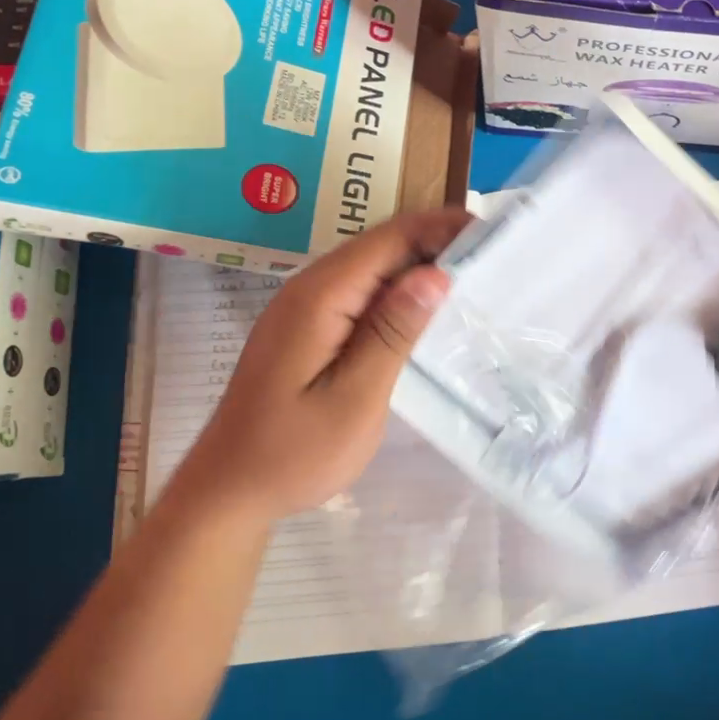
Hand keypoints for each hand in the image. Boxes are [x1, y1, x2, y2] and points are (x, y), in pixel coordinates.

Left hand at [203, 207, 471, 518]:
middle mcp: (308, 289)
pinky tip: (423, 311)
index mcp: (320, 297)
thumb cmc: (294, 453)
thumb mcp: (355, 398)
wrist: (227, 492)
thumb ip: (393, 333)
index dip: (441, 227)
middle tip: (491, 256)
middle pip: (380, 245)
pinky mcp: (306, 329)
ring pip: (370, 267)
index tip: (490, 232)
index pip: (389, 238)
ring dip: (418, 265)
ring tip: (470, 277)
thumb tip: (435, 274)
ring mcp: (303, 308)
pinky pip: (358, 292)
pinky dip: (396, 291)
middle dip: (435, 240)